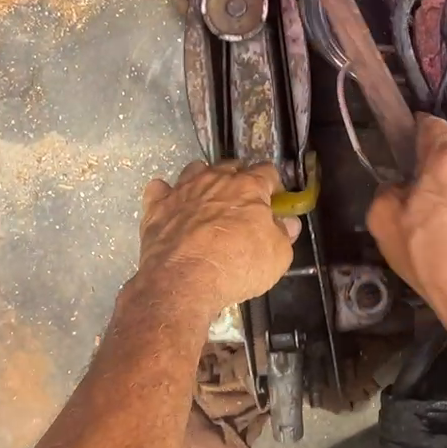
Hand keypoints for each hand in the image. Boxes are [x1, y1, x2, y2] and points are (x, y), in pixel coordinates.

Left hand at [137, 161, 296, 317]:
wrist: (182, 281)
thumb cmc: (236, 266)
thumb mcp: (277, 256)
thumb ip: (284, 234)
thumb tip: (288, 223)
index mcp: (248, 187)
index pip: (267, 171)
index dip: (273, 185)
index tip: (274, 201)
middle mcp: (215, 180)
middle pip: (230, 166)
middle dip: (239, 180)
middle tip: (242, 205)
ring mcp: (183, 189)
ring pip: (195, 169)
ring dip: (204, 180)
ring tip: (207, 201)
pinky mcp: (157, 205)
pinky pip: (159, 189)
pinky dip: (166, 195)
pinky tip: (170, 207)